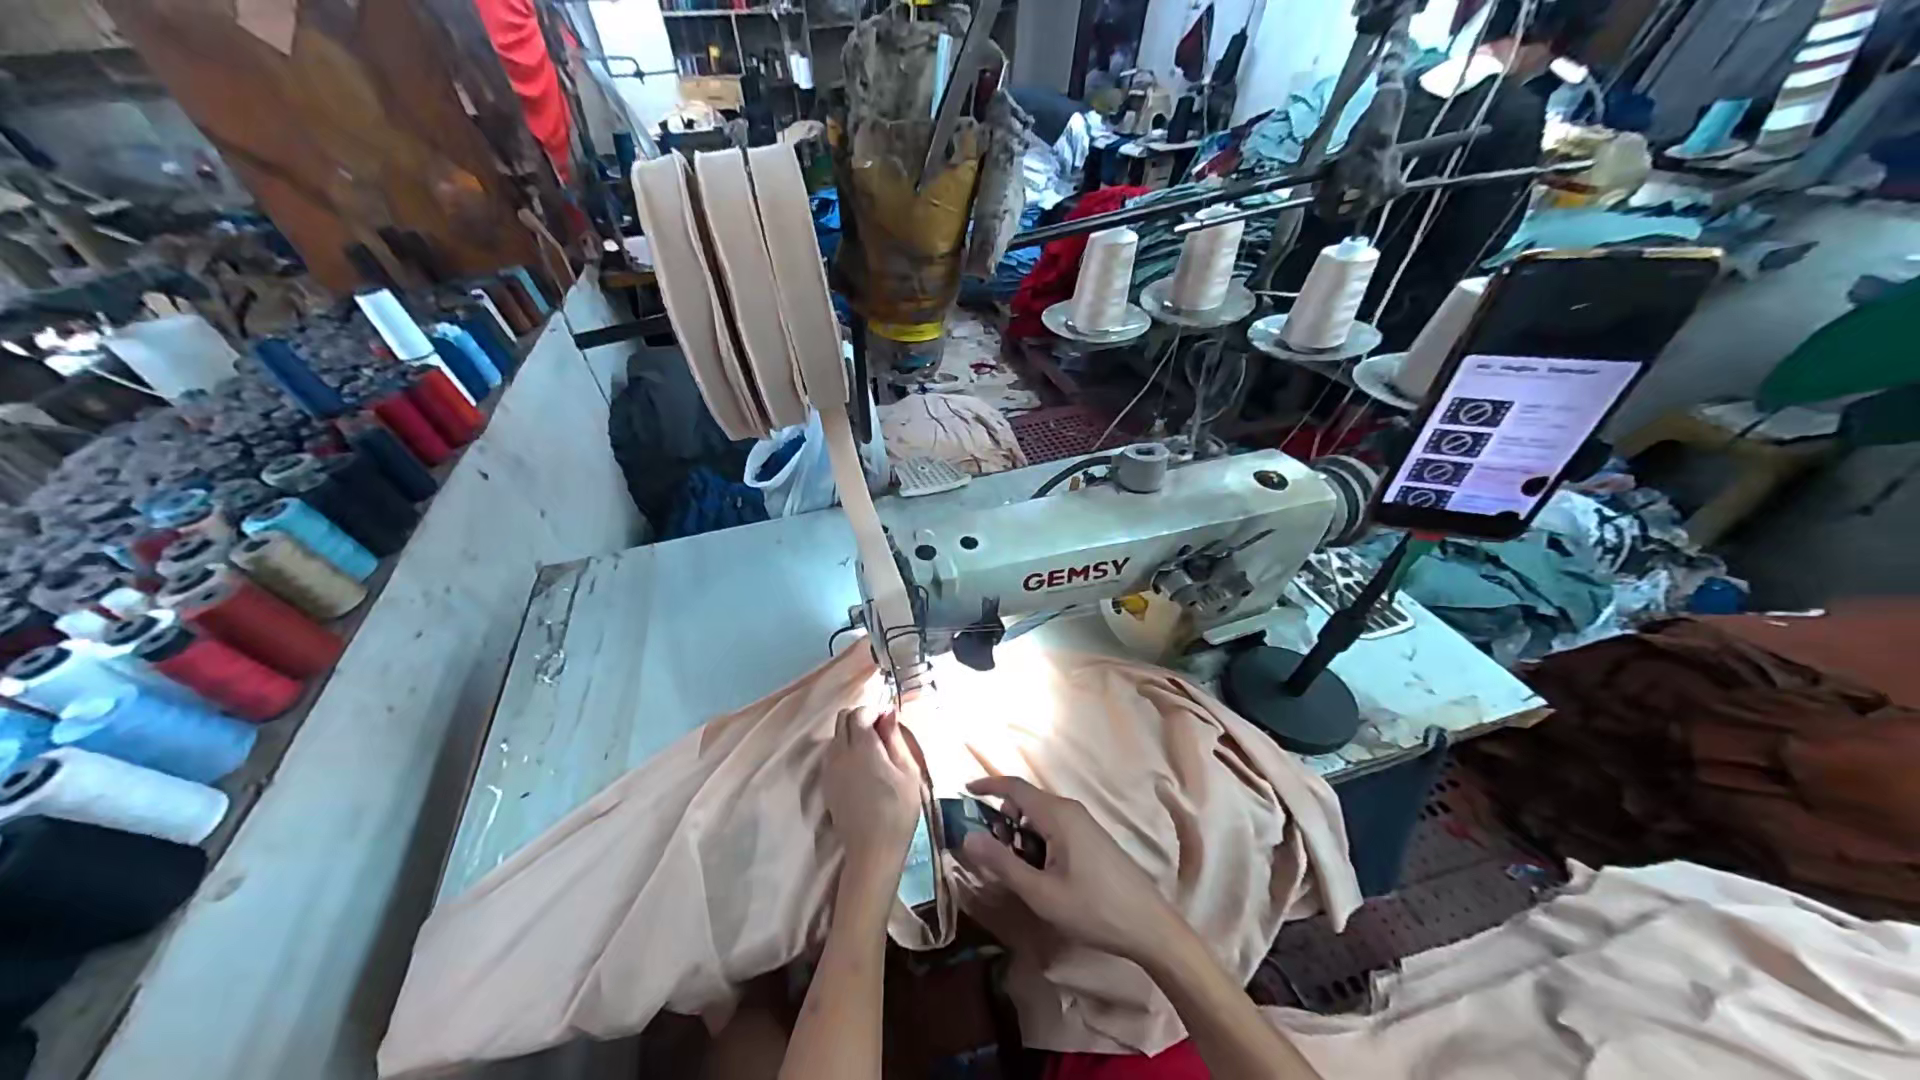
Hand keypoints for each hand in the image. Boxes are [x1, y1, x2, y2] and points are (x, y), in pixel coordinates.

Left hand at [822, 707, 920, 873]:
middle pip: (842, 719)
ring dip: (851, 733)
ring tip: (873, 750)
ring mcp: (829, 769)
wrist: (872, 850)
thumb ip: (895, 738)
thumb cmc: (898, 810)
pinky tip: (862, 767)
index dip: (874, 710)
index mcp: (862, 747)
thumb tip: (888, 712)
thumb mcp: (907, 772)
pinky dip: (844, 749)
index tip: (889, 720)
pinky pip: (832, 754)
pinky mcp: (826, 783)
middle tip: (881, 732)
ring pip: (835, 736)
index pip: (859, 712)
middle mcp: (840, 753)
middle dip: (860, 717)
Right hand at [956, 776, 1184, 966]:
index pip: (1014, 786)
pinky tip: (1040, 875)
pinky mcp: (1091, 839)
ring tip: (1018, 872)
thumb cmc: (1092, 909)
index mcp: (1057, 814)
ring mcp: (1083, 823)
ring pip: (1039, 817)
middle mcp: (1070, 810)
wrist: (1148, 927)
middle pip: (1025, 802)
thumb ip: (1002, 863)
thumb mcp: (1041, 892)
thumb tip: (968, 837)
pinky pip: (1054, 828)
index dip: (987, 786)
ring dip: (1020, 836)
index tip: (963, 792)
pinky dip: (1037, 842)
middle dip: (1002, 820)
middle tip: (991, 854)